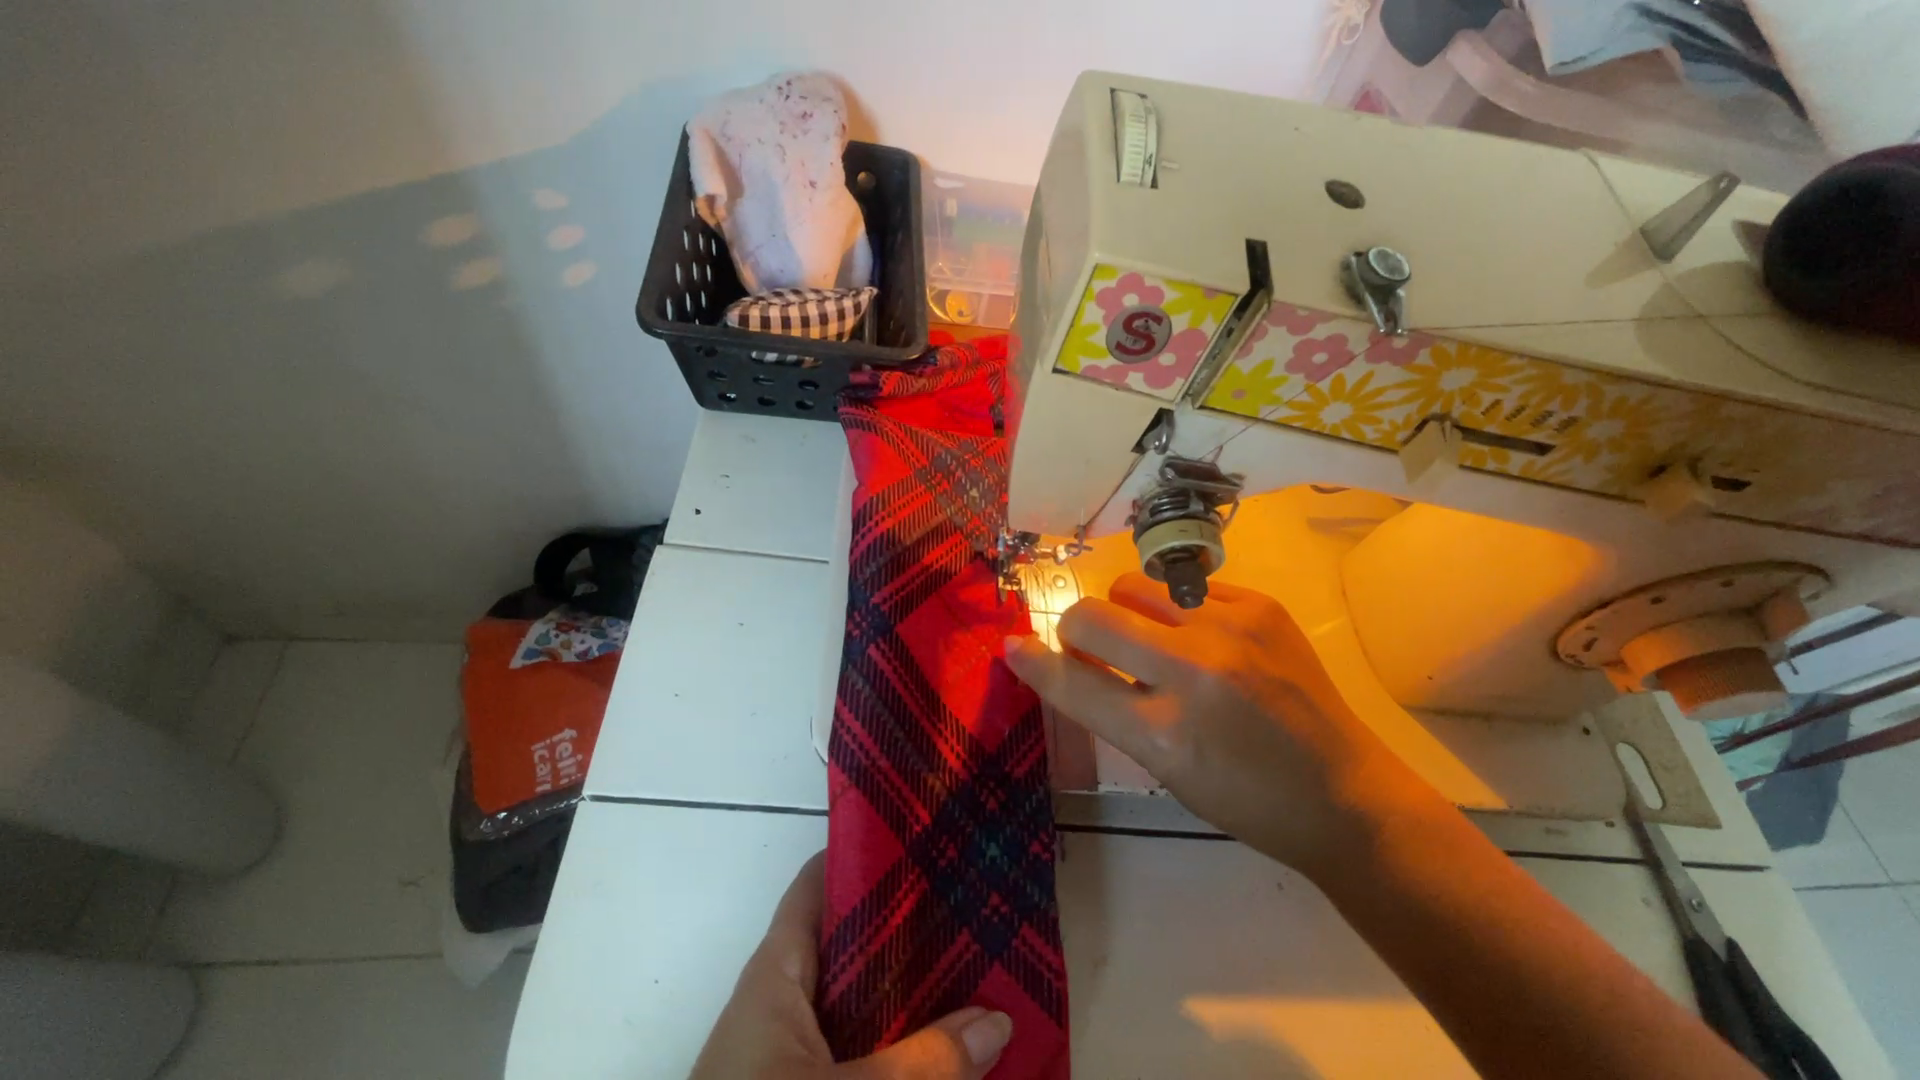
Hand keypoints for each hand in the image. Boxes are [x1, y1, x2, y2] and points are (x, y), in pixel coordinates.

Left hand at [689, 852, 1014, 1079]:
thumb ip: (923, 1063)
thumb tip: (998, 1020)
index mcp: (775, 974)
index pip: (818, 885)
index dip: (867, 855)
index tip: (928, 840)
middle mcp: (782, 1001)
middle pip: (850, 943)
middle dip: (910, 929)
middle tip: (977, 911)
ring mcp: (790, 1050)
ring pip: (860, 1001)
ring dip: (911, 992)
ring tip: (980, 971)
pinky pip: (858, 1049)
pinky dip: (898, 1044)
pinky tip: (945, 1052)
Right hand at [1004, 572, 1444, 876]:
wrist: (1343, 794)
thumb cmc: (1245, 800)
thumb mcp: (1166, 772)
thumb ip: (1110, 712)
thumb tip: (1058, 661)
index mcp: (1165, 735)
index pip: (1074, 684)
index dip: (1034, 663)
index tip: (1013, 644)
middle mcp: (1194, 671)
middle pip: (1092, 616)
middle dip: (1076, 631)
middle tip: (1093, 649)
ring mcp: (1232, 629)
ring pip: (1134, 588)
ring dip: (1126, 615)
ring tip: (1156, 645)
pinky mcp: (1261, 605)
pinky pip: (1185, 588)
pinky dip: (1179, 612)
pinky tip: (1208, 642)